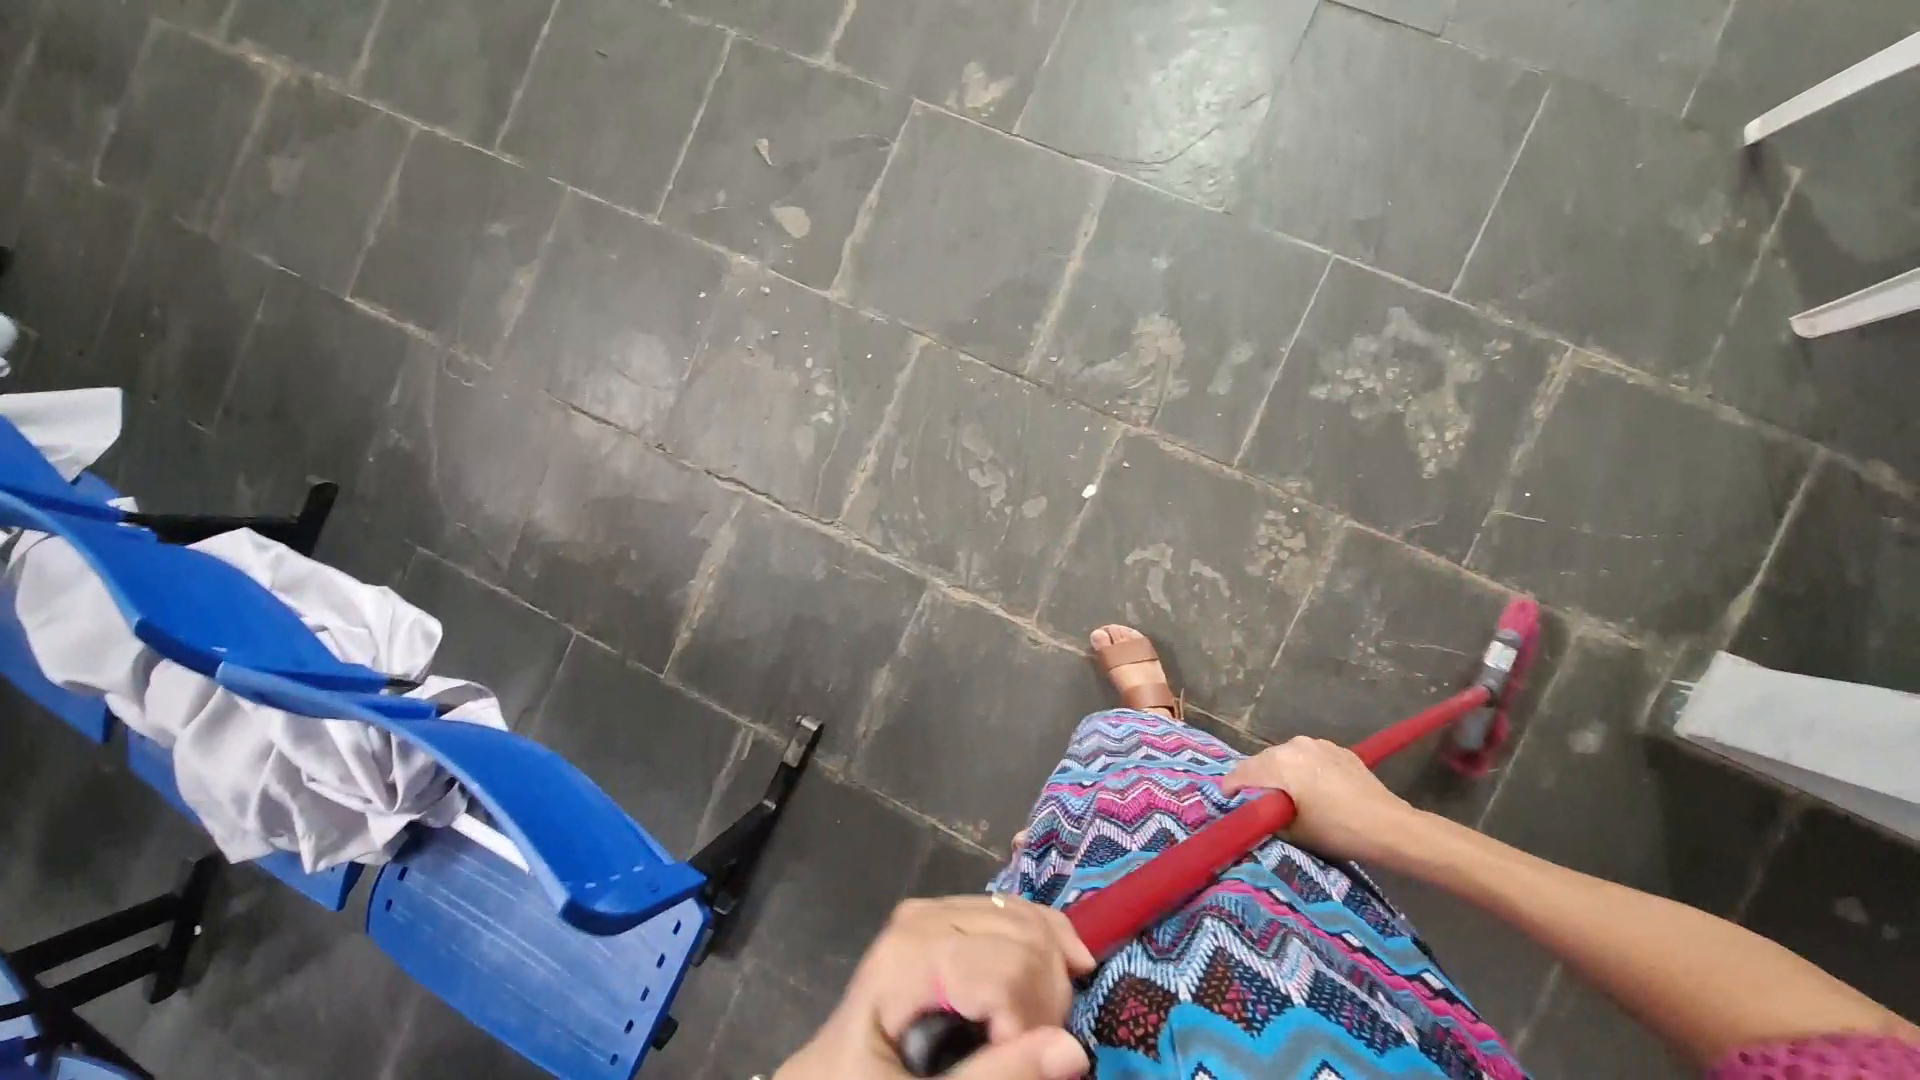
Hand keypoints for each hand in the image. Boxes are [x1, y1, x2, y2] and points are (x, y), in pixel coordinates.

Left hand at [775, 895, 1095, 1079]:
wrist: (833, 1073)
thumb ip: (996, 1076)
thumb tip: (1072, 1049)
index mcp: (908, 956)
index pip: (1007, 967)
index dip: (1030, 1020)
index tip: (1019, 1060)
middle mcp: (921, 918)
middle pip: (1022, 937)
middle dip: (1045, 994)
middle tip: (1034, 1046)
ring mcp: (932, 912)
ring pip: (1024, 917)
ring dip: (1049, 969)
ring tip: (1040, 1020)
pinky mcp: (943, 917)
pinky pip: (1010, 910)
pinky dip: (1042, 935)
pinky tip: (1065, 962)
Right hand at [1219, 737, 1419, 862]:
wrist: (1389, 826)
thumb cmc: (1336, 830)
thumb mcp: (1292, 830)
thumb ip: (1268, 814)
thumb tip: (1259, 809)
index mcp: (1279, 762)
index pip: (1242, 772)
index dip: (1230, 787)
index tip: (1227, 799)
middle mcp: (1294, 745)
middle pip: (1263, 761)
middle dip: (1257, 778)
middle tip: (1258, 800)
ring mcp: (1318, 744)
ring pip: (1286, 757)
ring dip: (1281, 772)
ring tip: (1287, 794)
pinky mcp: (1338, 749)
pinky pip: (1309, 757)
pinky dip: (1304, 770)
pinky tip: (1314, 789)